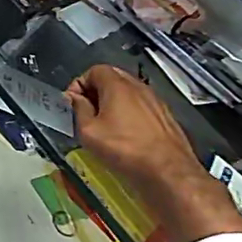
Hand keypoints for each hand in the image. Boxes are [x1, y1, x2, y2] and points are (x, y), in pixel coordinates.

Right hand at [67, 66, 241, 241]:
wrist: (168, 172)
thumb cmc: (125, 150)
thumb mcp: (88, 131)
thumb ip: (78, 109)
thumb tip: (75, 99)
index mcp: (117, 85)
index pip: (94, 70)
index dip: (79, 84)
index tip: (73, 102)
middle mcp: (139, 87)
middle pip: (112, 78)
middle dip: (95, 92)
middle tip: (86, 111)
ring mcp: (155, 102)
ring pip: (128, 94)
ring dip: (113, 104)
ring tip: (104, 126)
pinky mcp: (166, 118)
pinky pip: (142, 108)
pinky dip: (130, 115)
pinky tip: (124, 136)